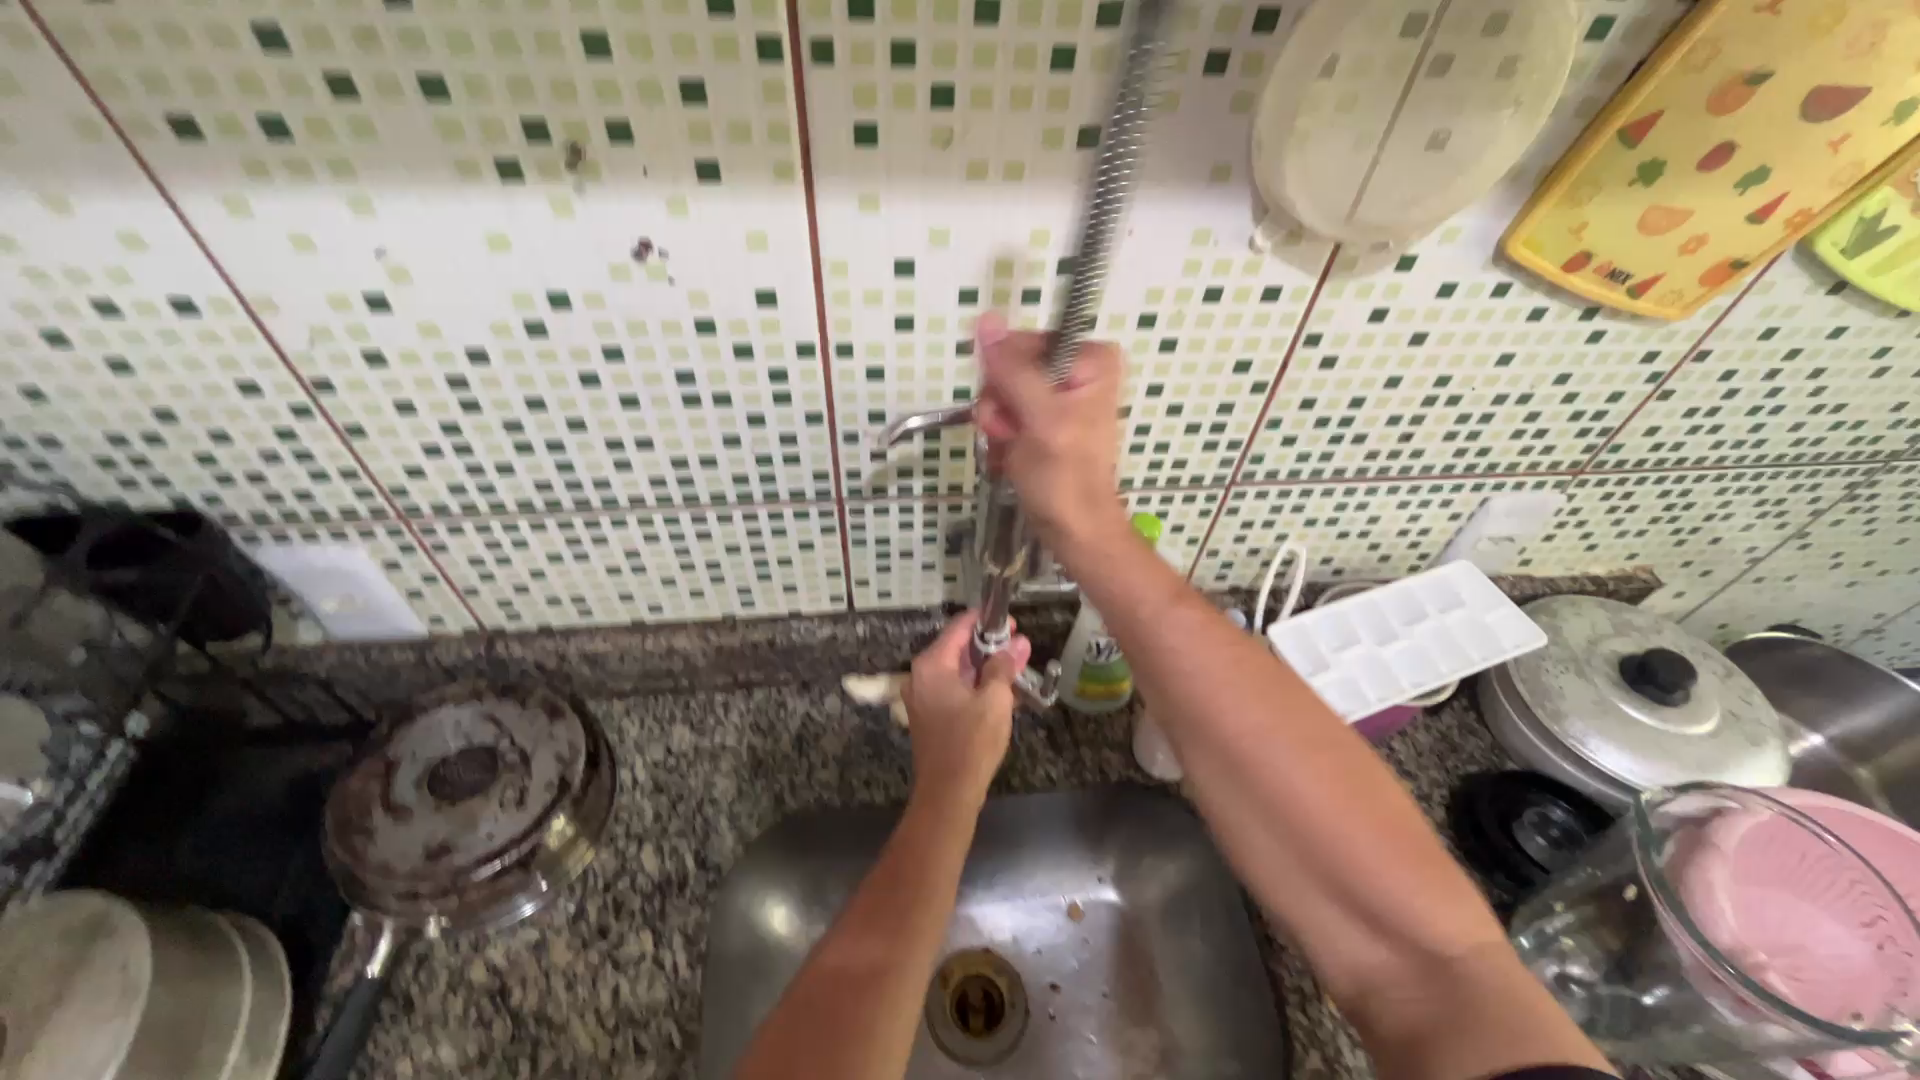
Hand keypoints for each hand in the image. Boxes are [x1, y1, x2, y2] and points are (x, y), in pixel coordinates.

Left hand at [901, 612, 1031, 809]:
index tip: (1011, 622)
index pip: (959, 627)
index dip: (986, 620)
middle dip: (989, 645)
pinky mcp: (929, 715)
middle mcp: (921, 676)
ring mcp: (923, 697)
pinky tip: (1001, 690)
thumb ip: (1004, 667)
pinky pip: (954, 688)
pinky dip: (976, 685)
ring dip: (985, 667)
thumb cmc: (971, 742)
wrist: (948, 793)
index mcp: (931, 665)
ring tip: (1016, 667)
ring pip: (957, 670)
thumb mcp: (995, 700)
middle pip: (957, 648)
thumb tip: (1017, 644)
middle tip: (1019, 646)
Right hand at [973, 312, 1128, 553]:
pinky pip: (1004, 410)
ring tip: (1013, 447)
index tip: (1014, 408)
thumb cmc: (1065, 478)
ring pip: (1001, 389)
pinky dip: (1001, 434)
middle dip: (1001, 402)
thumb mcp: (1040, 418)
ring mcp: (1057, 394)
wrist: (1073, 529)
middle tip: (1012, 432)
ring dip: (998, 422)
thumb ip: (1013, 369)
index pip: (1025, 341)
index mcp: (1091, 358)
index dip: (1007, 373)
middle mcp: (1076, 368)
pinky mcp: (1042, 417)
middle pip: (1010, 364)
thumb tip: (986, 320)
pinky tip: (1011, 454)